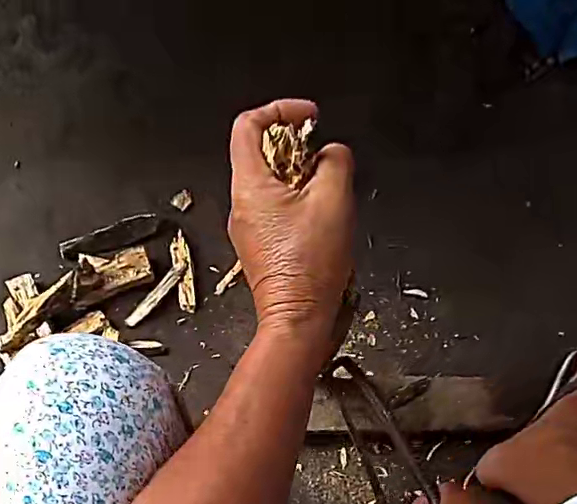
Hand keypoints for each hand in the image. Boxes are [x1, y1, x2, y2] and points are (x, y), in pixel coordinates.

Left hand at [227, 99, 355, 341]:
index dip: (280, 109)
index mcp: (249, 188)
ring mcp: (248, 230)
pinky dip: (298, 206)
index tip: (308, 118)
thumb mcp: (334, 199)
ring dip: (301, 180)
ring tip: (324, 199)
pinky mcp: (260, 247)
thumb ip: (335, 160)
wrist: (297, 320)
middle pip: (261, 155)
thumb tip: (331, 154)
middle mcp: (241, 208)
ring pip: (272, 185)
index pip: (248, 125)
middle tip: (322, 165)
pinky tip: (318, 223)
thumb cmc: (309, 270)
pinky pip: (276, 213)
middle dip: (297, 150)